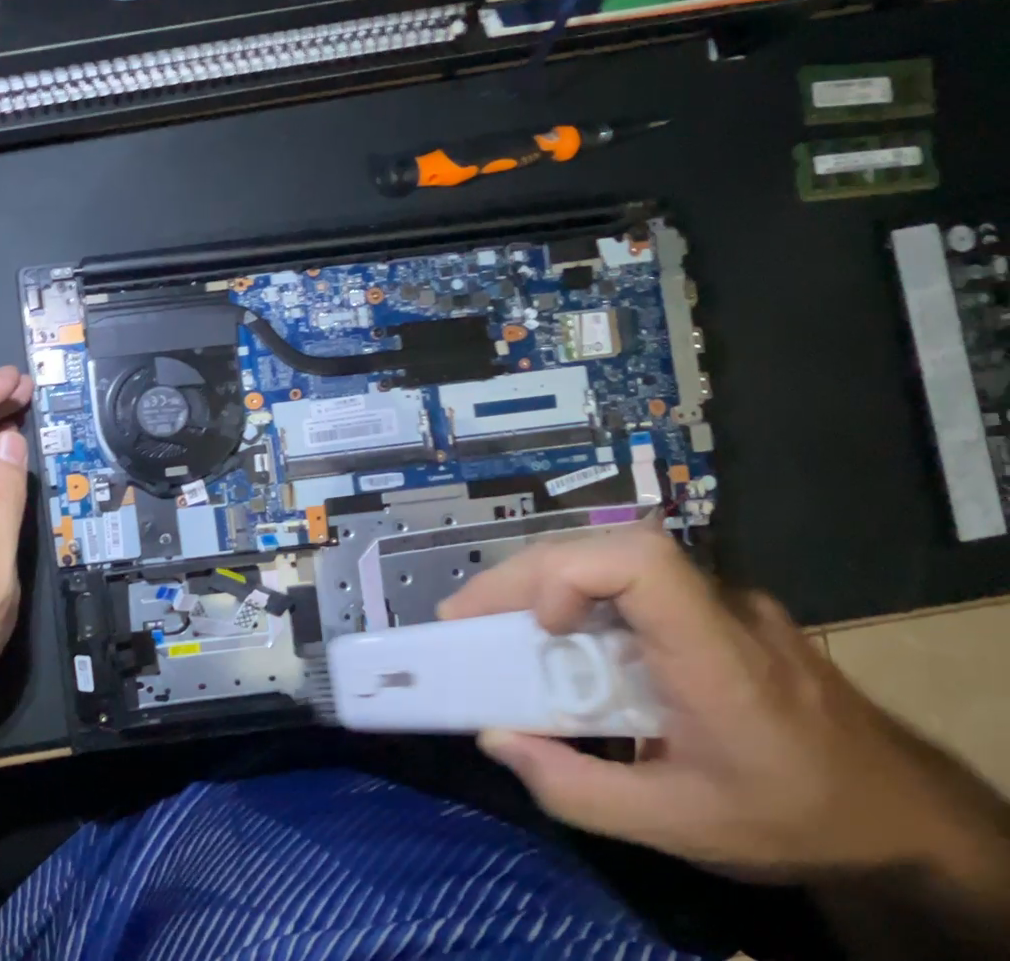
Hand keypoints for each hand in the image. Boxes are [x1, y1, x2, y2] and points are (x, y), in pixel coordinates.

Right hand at [440, 529, 1008, 879]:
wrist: (911, 823)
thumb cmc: (799, 821)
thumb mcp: (677, 826)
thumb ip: (576, 790)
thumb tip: (495, 739)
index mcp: (717, 658)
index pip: (642, 564)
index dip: (569, 573)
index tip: (537, 624)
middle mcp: (723, 613)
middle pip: (610, 551)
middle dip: (524, 578)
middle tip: (464, 619)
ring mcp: (728, 609)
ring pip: (618, 562)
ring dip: (545, 584)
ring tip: (498, 626)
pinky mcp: (724, 619)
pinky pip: (637, 589)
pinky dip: (579, 601)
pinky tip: (562, 642)